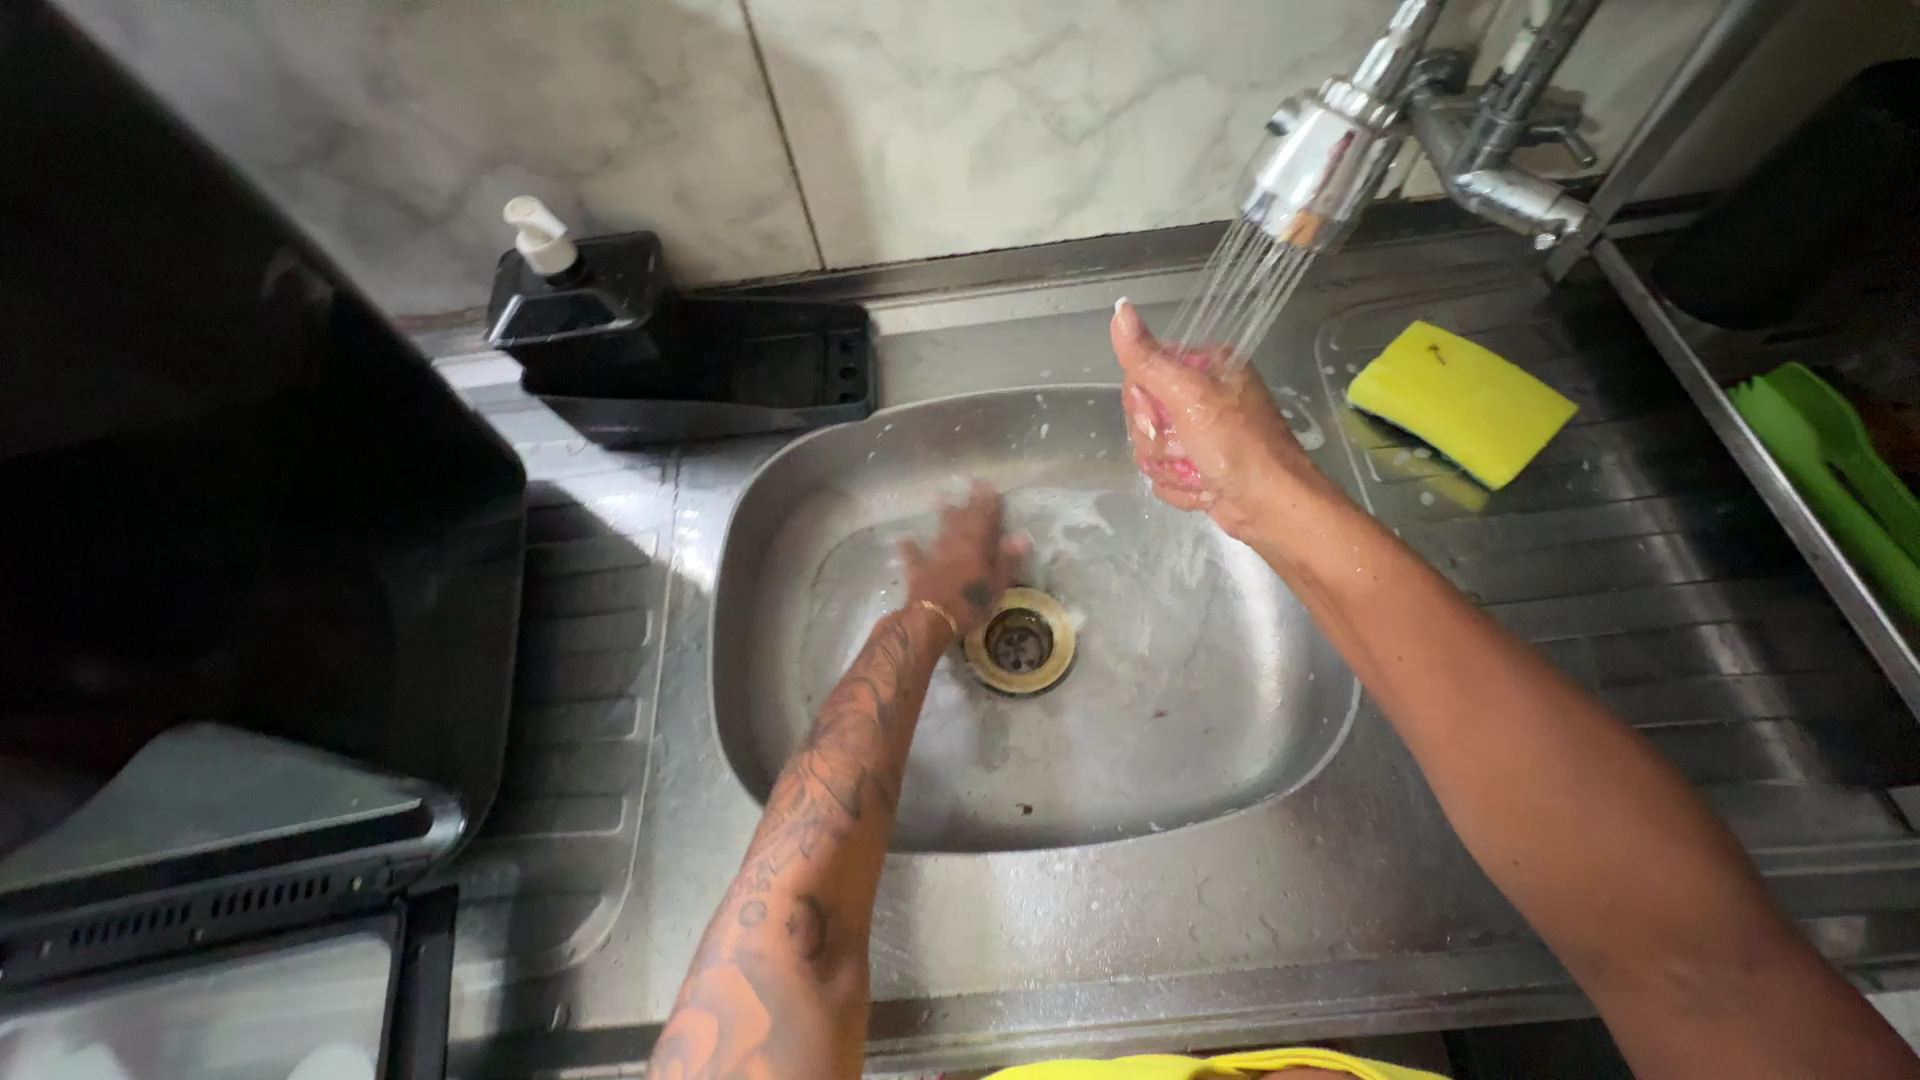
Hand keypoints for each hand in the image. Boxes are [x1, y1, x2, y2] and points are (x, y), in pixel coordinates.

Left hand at [899, 482, 1029, 636]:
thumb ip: (1008, 559)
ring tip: (940, 497)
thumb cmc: (970, 603)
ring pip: (940, 530)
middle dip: (968, 501)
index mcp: (976, 545)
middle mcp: (955, 544)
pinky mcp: (917, 570)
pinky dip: (908, 547)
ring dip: (942, 514)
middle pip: (963, 519)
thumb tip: (1023, 536)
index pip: (986, 518)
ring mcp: (934, 555)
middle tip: (970, 483)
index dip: (989, 502)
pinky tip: (902, 538)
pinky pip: (912, 556)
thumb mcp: (997, 583)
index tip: (989, 485)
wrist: (932, 618)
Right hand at [1111, 298, 1329, 539]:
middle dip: (1158, 442)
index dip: (1142, 404)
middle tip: (1186, 449)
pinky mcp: (1197, 465)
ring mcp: (1199, 433)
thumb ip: (1149, 358)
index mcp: (1204, 367)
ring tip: (1200, 472)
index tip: (1161, 419)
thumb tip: (1119, 308)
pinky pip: (1162, 474)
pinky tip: (1203, 488)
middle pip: (1141, 415)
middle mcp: (1202, 395)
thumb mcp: (1190, 396)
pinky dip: (1179, 486)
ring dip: (1169, 468)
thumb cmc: (1237, 446)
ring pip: (1149, 449)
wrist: (1270, 506)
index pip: (1141, 374)